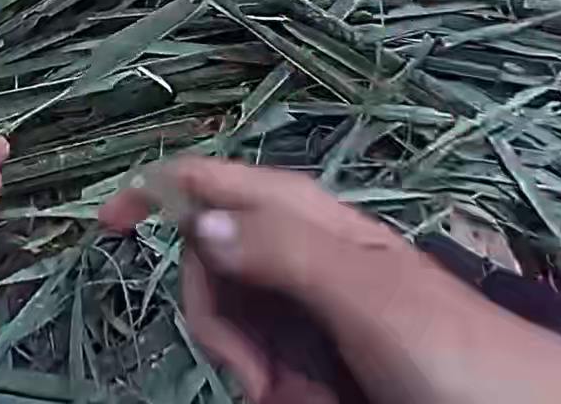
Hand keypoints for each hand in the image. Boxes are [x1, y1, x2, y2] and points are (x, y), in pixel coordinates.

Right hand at [102, 159, 560, 403]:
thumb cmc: (454, 354)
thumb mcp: (363, 294)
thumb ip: (277, 247)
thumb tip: (195, 217)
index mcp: (294, 209)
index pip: (201, 178)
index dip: (148, 191)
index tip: (106, 226)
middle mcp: (288, 240)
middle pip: (204, 258)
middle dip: (214, 321)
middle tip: (256, 380)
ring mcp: (300, 292)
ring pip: (228, 312)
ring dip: (247, 365)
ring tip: (305, 403)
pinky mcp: (313, 342)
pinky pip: (259, 356)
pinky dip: (270, 388)